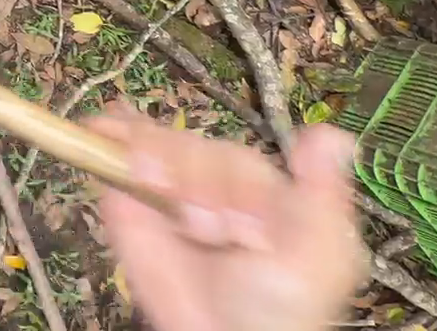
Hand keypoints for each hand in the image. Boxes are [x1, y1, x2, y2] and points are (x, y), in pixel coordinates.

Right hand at [91, 106, 364, 330]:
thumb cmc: (277, 307)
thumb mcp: (319, 256)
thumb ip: (320, 194)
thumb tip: (333, 133)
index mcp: (256, 188)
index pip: (235, 156)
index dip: (238, 188)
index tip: (250, 235)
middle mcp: (206, 176)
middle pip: (190, 144)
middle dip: (197, 183)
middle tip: (209, 232)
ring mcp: (161, 178)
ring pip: (150, 139)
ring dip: (155, 161)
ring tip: (168, 204)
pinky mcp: (122, 188)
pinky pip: (109, 142)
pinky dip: (106, 129)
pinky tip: (103, 130)